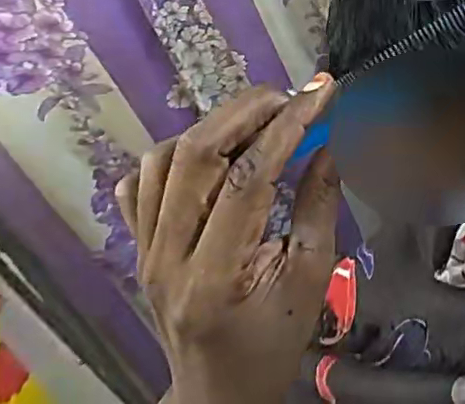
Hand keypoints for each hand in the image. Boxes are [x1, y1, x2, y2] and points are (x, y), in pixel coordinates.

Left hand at [115, 78, 341, 403]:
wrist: (217, 392)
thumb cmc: (271, 341)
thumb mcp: (311, 278)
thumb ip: (319, 204)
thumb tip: (327, 140)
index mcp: (214, 275)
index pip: (249, 177)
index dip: (289, 125)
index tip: (321, 92)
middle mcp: (167, 256)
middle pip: (197, 153)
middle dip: (249, 110)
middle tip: (290, 97)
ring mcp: (144, 248)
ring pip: (165, 156)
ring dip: (215, 125)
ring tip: (257, 122)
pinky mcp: (137, 243)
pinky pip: (142, 179)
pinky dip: (175, 150)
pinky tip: (210, 153)